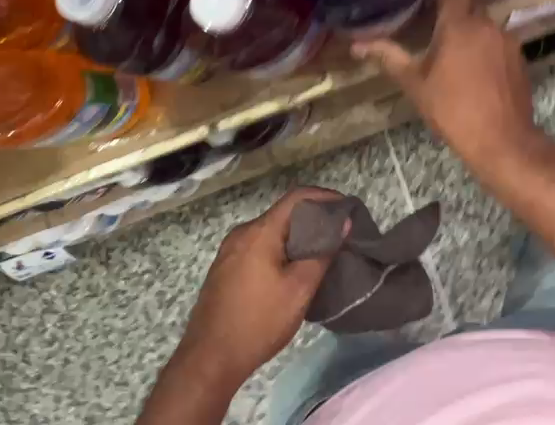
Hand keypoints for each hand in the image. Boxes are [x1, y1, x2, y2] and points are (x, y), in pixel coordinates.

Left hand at [174, 186, 344, 387]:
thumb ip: (322, 253)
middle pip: (282, 214)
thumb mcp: (299, 289)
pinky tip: (290, 270)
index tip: (345, 207)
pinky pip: (257, 247)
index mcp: (260, 231)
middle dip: (311, 219)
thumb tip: (341, 224)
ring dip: (294, 237)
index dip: (324, 196)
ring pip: (269, 232)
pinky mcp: (224, 268)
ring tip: (318, 253)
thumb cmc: (259, 321)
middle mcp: (241, 232)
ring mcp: (229, 250)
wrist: (209, 358)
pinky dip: (278, 249)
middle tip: (336, 235)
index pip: (296, 197)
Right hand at [353, 0, 544, 166]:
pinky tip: (477, 71)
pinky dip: (487, 48)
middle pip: (470, 3)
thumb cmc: (452, 110)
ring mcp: (507, 40)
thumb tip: (357, 45)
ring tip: (455, 54)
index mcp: (459, 24)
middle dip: (454, 11)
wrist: (502, 141)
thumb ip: (388, 56)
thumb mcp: (415, 83)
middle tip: (434, 28)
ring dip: (471, 32)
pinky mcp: (520, 57)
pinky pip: (499, 41)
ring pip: (486, 23)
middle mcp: (486, 24)